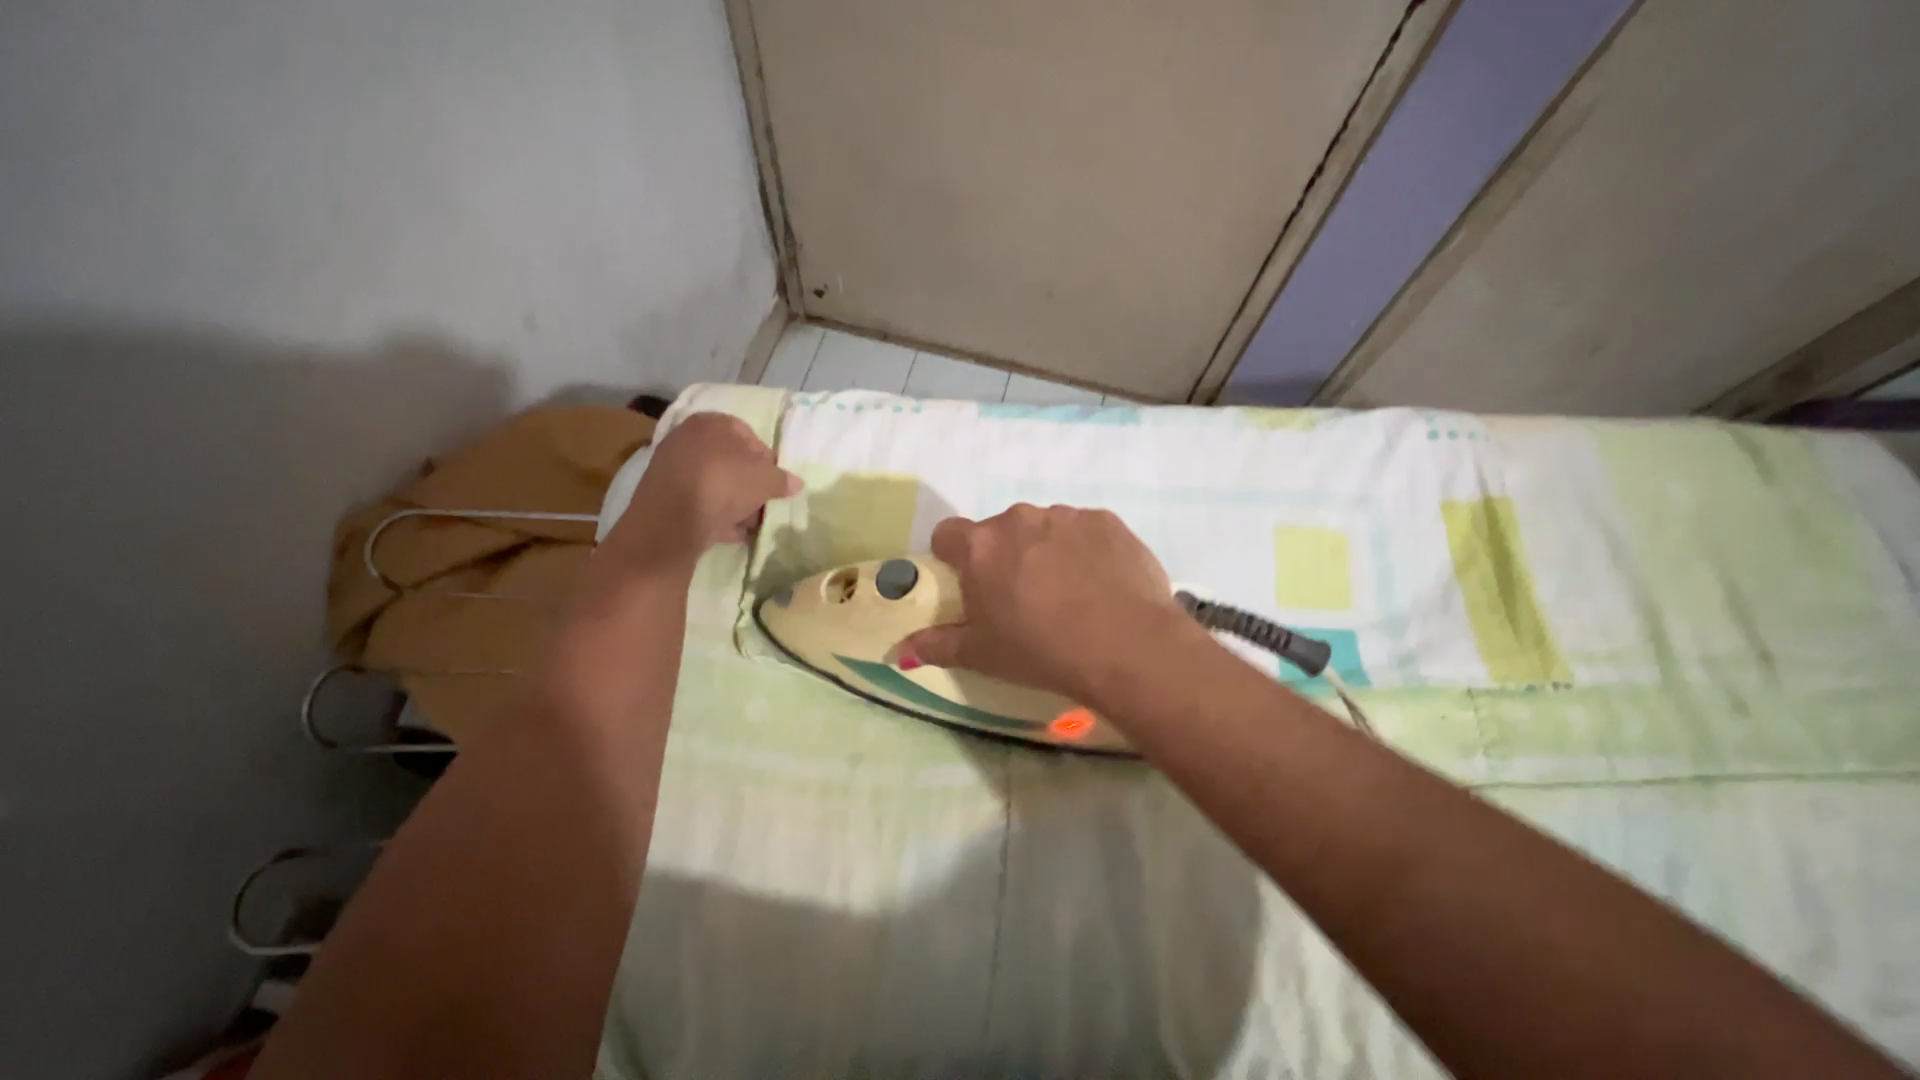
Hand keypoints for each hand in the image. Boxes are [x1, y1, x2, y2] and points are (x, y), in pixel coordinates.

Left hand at [599, 413, 798, 573]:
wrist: (672, 519)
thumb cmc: (725, 483)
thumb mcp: (766, 480)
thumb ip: (782, 479)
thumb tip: (795, 483)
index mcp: (712, 422)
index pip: (748, 435)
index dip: (767, 460)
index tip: (775, 482)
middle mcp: (688, 438)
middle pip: (730, 461)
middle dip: (749, 485)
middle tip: (762, 505)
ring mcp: (672, 467)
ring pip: (713, 483)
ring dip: (733, 503)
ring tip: (748, 524)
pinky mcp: (662, 496)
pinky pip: (697, 502)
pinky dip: (713, 515)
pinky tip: (728, 533)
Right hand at [901, 505, 1193, 703]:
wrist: (1127, 645)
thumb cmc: (1041, 652)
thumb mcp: (982, 655)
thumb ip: (937, 644)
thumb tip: (899, 650)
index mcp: (980, 546)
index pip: (947, 534)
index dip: (954, 558)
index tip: (970, 585)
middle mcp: (1019, 519)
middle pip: (1000, 531)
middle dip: (1005, 556)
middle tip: (1024, 599)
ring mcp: (1067, 515)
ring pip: (1044, 528)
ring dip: (1047, 551)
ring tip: (1070, 595)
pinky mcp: (1107, 521)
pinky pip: (1086, 531)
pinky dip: (1087, 551)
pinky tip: (1102, 586)